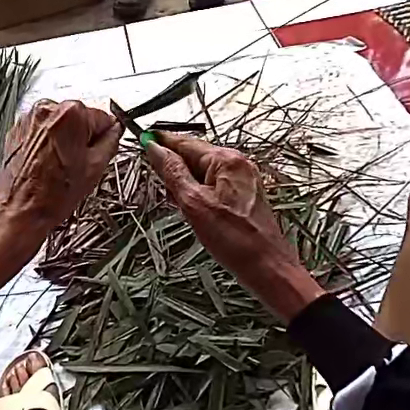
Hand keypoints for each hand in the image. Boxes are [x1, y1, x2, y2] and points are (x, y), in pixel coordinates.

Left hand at [0, 99, 122, 230]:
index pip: (102, 117)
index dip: (104, 136)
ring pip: (60, 124)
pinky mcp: (18, 130)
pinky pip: (42, 131)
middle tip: (80, 163)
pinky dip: (48, 143)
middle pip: (79, 118)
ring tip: (61, 166)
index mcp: (72, 114)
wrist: (21, 210)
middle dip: (83, 138)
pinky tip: (48, 164)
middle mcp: (48, 110)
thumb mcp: (96, 168)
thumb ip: (111, 142)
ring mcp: (29, 119)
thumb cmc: (52, 194)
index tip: (101, 149)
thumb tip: (114, 131)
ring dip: (65, 140)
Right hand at [143, 131, 324, 321]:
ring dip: (185, 184)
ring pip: (203, 172)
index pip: (185, 142)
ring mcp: (243, 179)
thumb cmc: (236, 240)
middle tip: (160, 186)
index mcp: (227, 160)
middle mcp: (238, 164)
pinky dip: (198, 193)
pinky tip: (194, 211)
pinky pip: (213, 185)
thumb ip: (172, 172)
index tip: (143, 141)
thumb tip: (155, 149)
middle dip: (174, 169)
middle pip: (194, 155)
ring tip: (179, 205)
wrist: (266, 267)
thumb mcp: (193, 203)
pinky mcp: (243, 195)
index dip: (161, 143)